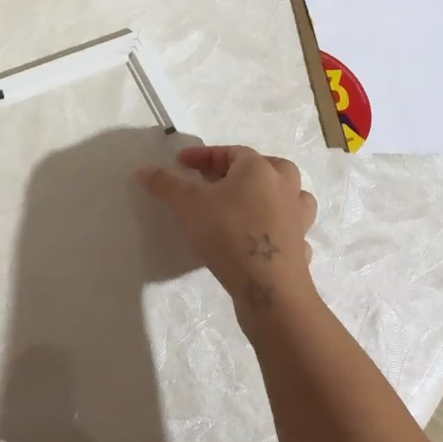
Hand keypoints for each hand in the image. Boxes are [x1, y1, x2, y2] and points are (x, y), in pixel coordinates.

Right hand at [137, 145, 317, 311]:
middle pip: (272, 168)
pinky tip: (262, 241)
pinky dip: (279, 231)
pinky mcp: (300, 251)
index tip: (181, 163)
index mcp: (260, 170)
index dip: (204, 155)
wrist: (270, 289)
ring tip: (249, 205)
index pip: (231, 152)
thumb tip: (142, 169)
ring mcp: (298, 222)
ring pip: (293, 198)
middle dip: (247, 170)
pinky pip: (292, 232)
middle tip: (222, 180)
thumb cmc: (229, 233)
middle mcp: (285, 190)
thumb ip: (165, 183)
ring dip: (274, 196)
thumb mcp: (188, 204)